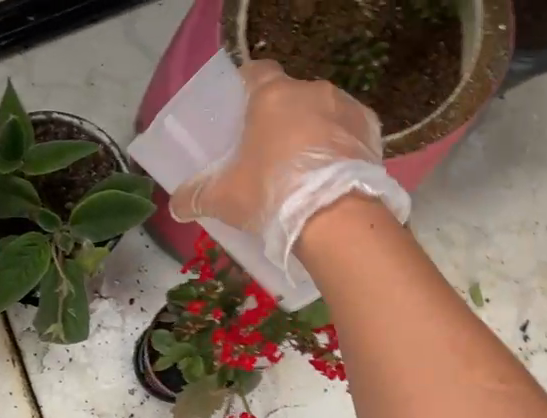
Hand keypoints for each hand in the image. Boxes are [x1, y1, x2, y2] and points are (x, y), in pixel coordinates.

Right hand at [171, 60, 400, 268]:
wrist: (332, 214)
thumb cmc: (269, 194)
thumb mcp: (222, 199)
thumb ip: (195, 197)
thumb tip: (176, 205)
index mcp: (272, 96)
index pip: (256, 73)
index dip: (246, 87)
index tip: (240, 108)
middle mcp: (311, 91)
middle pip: (290, 96)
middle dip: (279, 118)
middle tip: (266, 152)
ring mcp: (345, 107)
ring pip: (321, 112)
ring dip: (310, 131)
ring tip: (300, 168)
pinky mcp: (370, 129)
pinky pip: (347, 131)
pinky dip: (337, 146)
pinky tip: (326, 173)